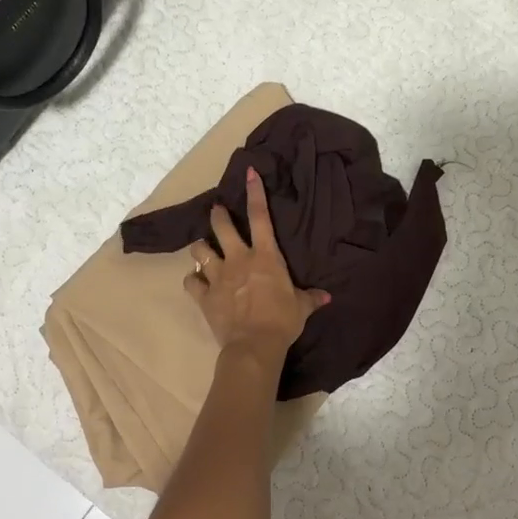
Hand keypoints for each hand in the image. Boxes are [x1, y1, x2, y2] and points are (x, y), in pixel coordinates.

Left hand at [186, 166, 329, 358]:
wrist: (254, 346)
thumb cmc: (282, 320)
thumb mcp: (301, 307)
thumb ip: (310, 297)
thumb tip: (326, 296)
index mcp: (264, 255)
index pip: (259, 216)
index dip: (255, 192)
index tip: (250, 173)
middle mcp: (238, 259)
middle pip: (221, 227)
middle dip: (217, 215)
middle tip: (217, 211)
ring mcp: (218, 276)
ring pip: (200, 251)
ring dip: (201, 248)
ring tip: (203, 248)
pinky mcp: (204, 297)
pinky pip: (191, 282)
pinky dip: (193, 280)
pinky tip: (196, 281)